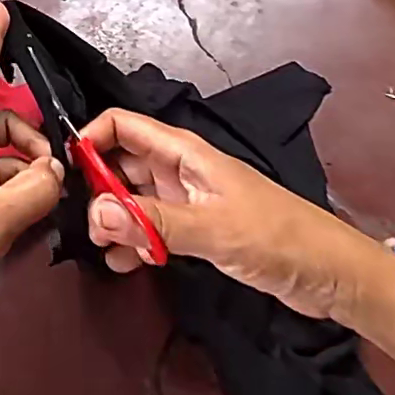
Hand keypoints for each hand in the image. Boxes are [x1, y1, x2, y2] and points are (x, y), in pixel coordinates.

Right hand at [77, 108, 377, 319]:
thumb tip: (97, 214)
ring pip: (132, 195)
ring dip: (115, 218)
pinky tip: (125, 264)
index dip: (91, 139)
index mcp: (181, 150)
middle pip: (121, 161)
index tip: (69, 173)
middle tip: (91, 226)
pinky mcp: (192, 226)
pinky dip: (134, 239)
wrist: (326, 270)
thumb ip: (154, 221)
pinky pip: (149, 225)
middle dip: (99, 187)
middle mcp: (177, 167)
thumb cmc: (274, 235)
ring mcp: (184, 197)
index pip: (122, 125)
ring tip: (106, 249)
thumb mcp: (213, 228)